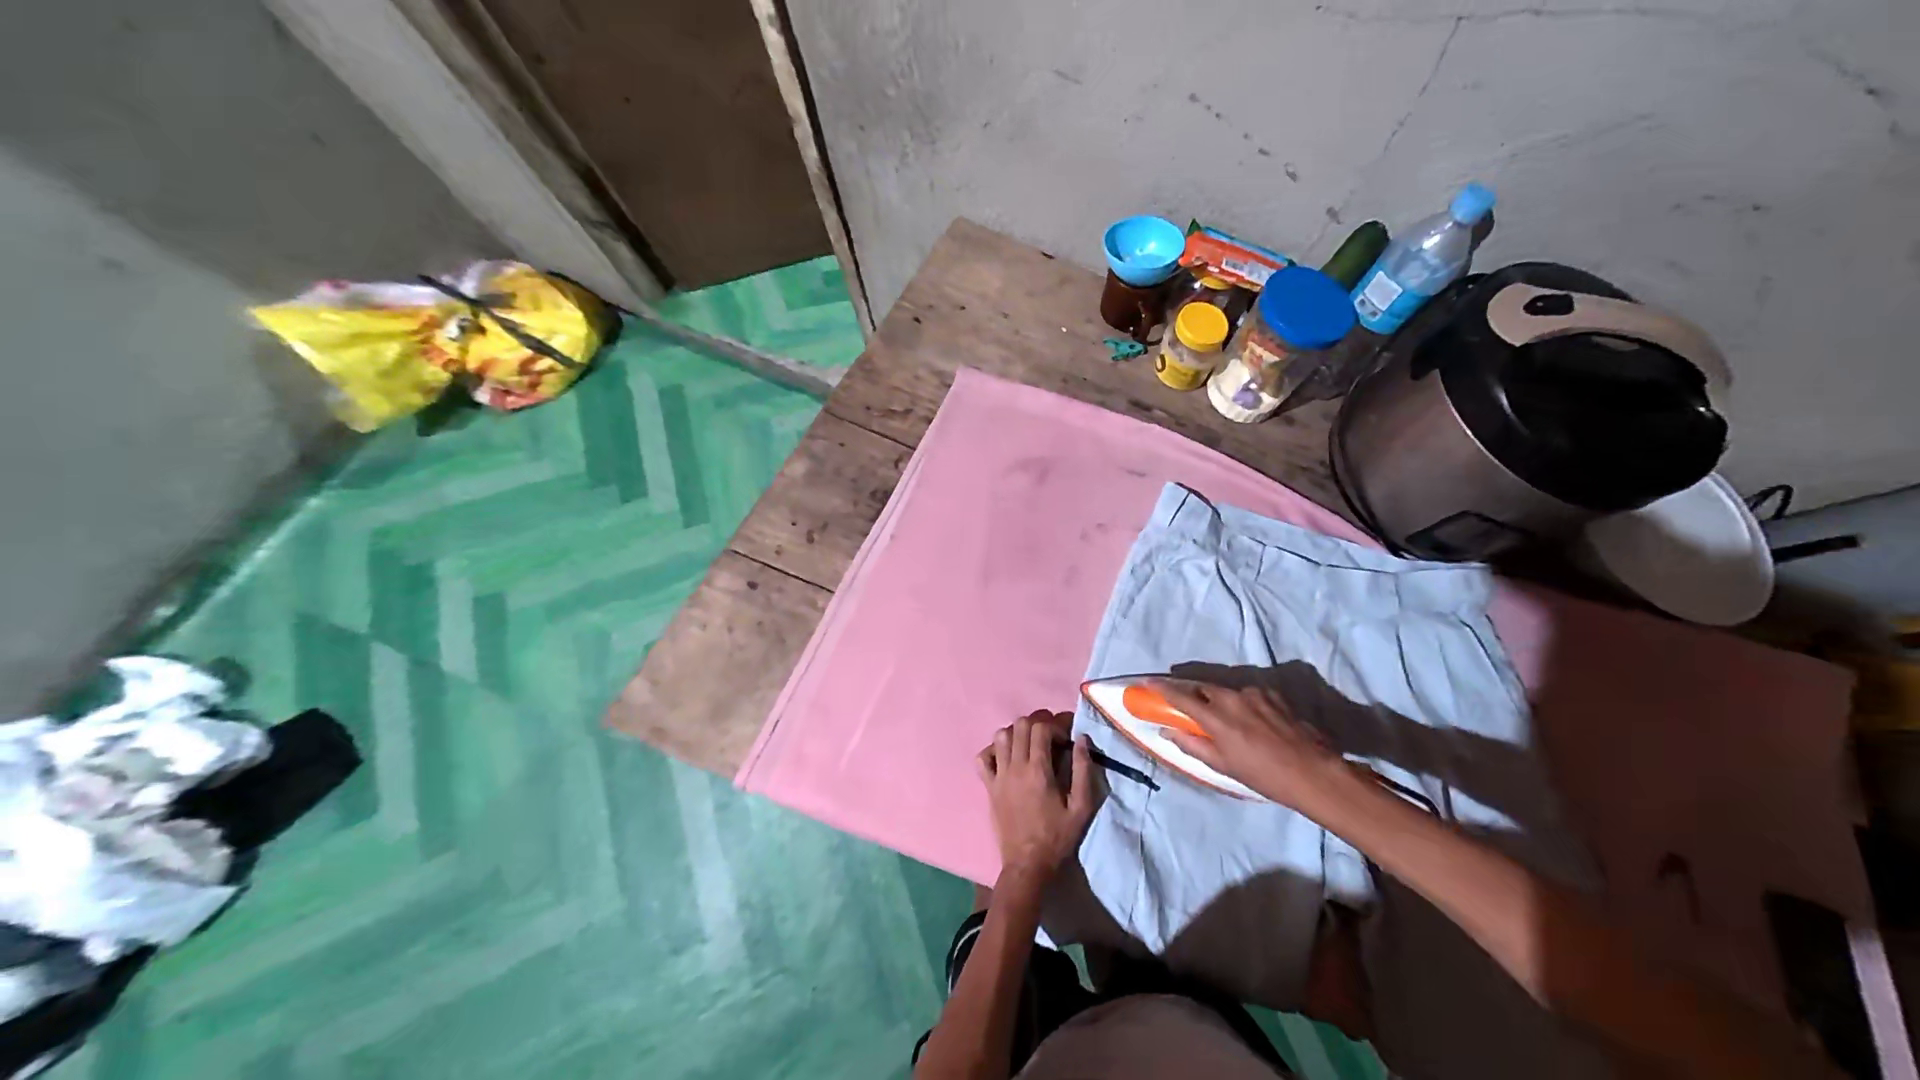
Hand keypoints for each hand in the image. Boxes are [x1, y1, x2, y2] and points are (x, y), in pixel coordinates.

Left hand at [976, 711, 1098, 886]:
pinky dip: (993, 751)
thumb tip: (1082, 740)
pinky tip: (1006, 759)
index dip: (1056, 726)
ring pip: (1000, 736)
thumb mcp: (1081, 807)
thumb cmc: (1058, 837)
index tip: (1066, 738)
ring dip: (1016, 734)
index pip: (1041, 728)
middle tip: (1050, 737)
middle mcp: (1015, 767)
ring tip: (1030, 746)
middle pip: (1020, 725)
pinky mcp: (988, 787)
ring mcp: (998, 776)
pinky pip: (982, 757)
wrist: (1028, 864)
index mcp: (1038, 770)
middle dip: (1037, 724)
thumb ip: (1083, 770)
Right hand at [1158, 681, 1358, 814]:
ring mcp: (1256, 693)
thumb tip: (1167, 730)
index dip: (1161, 689)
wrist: (1315, 773)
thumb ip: (1192, 745)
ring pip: (1226, 690)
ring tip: (1224, 718)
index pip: (1181, 697)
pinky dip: (1240, 702)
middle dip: (1191, 692)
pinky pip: (1248, 694)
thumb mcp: (1224, 766)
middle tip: (1186, 704)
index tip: (1147, 683)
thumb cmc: (1265, 776)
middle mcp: (1233, 698)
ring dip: (1218, 699)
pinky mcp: (1274, 694)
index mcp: (1217, 718)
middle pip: (1203, 687)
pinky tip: (1250, 719)